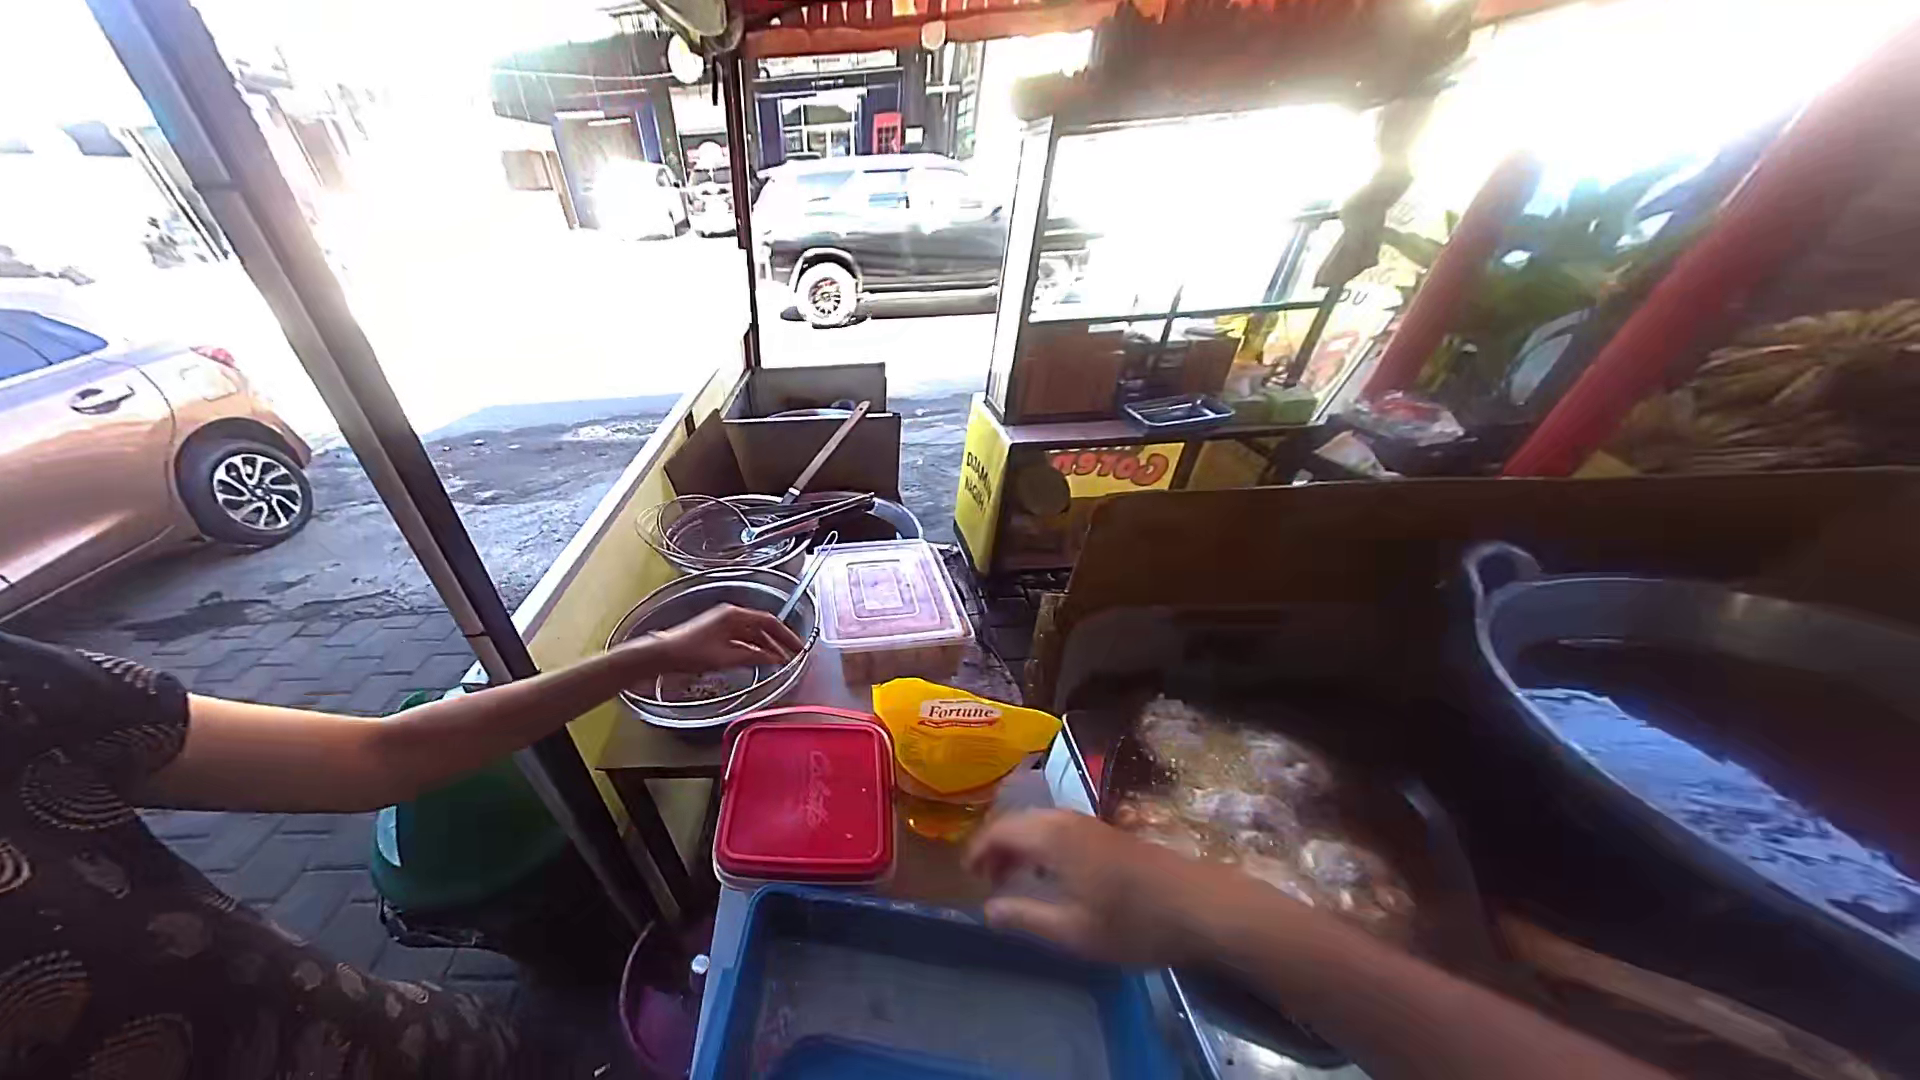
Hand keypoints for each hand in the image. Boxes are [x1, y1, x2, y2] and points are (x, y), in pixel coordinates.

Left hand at [633, 604, 804, 673]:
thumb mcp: (728, 657)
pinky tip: (760, 659)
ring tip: (780, 660)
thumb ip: (755, 656)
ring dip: (767, 646)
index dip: (787, 635)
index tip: (799, 646)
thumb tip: (776, 658)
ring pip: (754, 633)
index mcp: (735, 614)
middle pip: (763, 626)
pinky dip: (755, 648)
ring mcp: (724, 623)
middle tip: (794, 654)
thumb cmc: (691, 652)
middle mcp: (732, 615)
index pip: (770, 621)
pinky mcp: (718, 633)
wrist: (663, 654)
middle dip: (780, 640)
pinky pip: (744, 639)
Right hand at [967, 810, 1286, 966]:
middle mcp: (1064, 818)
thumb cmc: (1131, 921)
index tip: (966, 877)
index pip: (999, 829)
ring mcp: (1086, 821)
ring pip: (1037, 822)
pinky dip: (1038, 844)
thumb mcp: (1073, 931)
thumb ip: (1025, 917)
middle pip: (1016, 821)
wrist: (1196, 904)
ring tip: (1010, 878)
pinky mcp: (1103, 830)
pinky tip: (1046, 872)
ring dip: (1017, 845)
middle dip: (995, 847)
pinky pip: (1055, 827)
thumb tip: (987, 909)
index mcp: (1051, 835)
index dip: (977, 850)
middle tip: (985, 882)